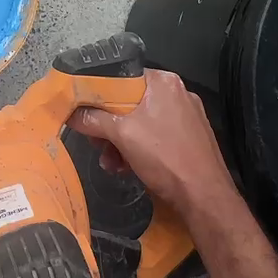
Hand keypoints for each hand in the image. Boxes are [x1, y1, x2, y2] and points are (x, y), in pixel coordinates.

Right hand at [69, 69, 234, 214]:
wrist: (206, 199)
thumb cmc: (165, 158)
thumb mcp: (122, 136)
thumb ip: (93, 120)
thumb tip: (71, 113)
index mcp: (163, 81)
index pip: (122, 78)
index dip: (100, 95)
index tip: (87, 113)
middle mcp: (177, 92)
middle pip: (131, 102)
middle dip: (111, 126)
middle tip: (98, 145)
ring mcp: (188, 116)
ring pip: (143, 122)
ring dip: (123, 142)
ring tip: (112, 164)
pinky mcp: (193, 137)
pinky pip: (158, 135)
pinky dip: (142, 148)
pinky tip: (130, 168)